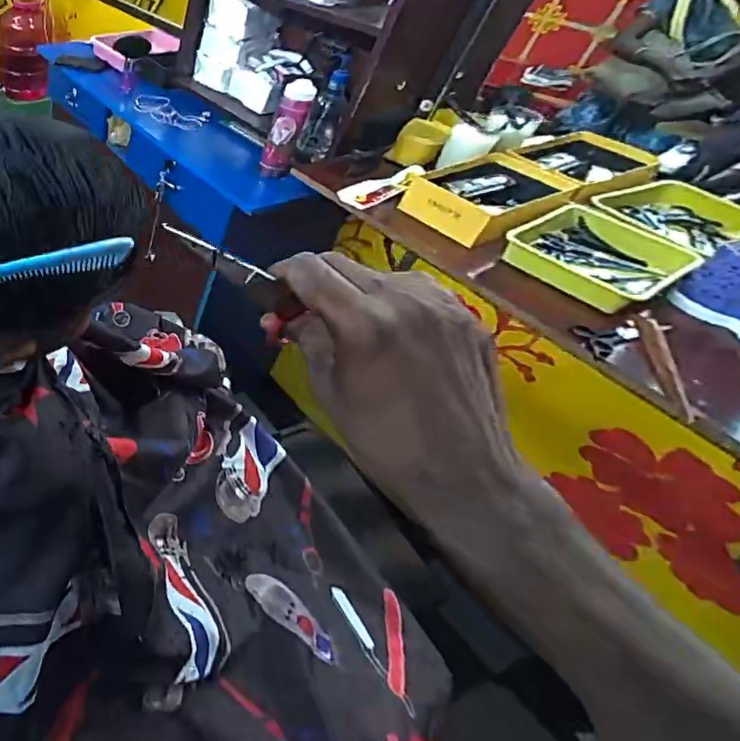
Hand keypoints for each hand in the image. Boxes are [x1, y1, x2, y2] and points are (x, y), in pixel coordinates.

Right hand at [266, 252, 529, 517]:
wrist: (467, 478)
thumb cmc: (384, 442)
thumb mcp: (328, 389)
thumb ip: (308, 340)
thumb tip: (289, 317)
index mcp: (363, 321)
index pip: (308, 268)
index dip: (281, 274)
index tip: (272, 291)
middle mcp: (404, 299)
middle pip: (339, 263)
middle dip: (312, 281)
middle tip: (301, 310)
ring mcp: (441, 304)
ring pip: (377, 273)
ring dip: (351, 288)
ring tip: (348, 323)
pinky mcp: (467, 317)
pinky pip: (415, 291)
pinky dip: (390, 301)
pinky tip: (389, 331)